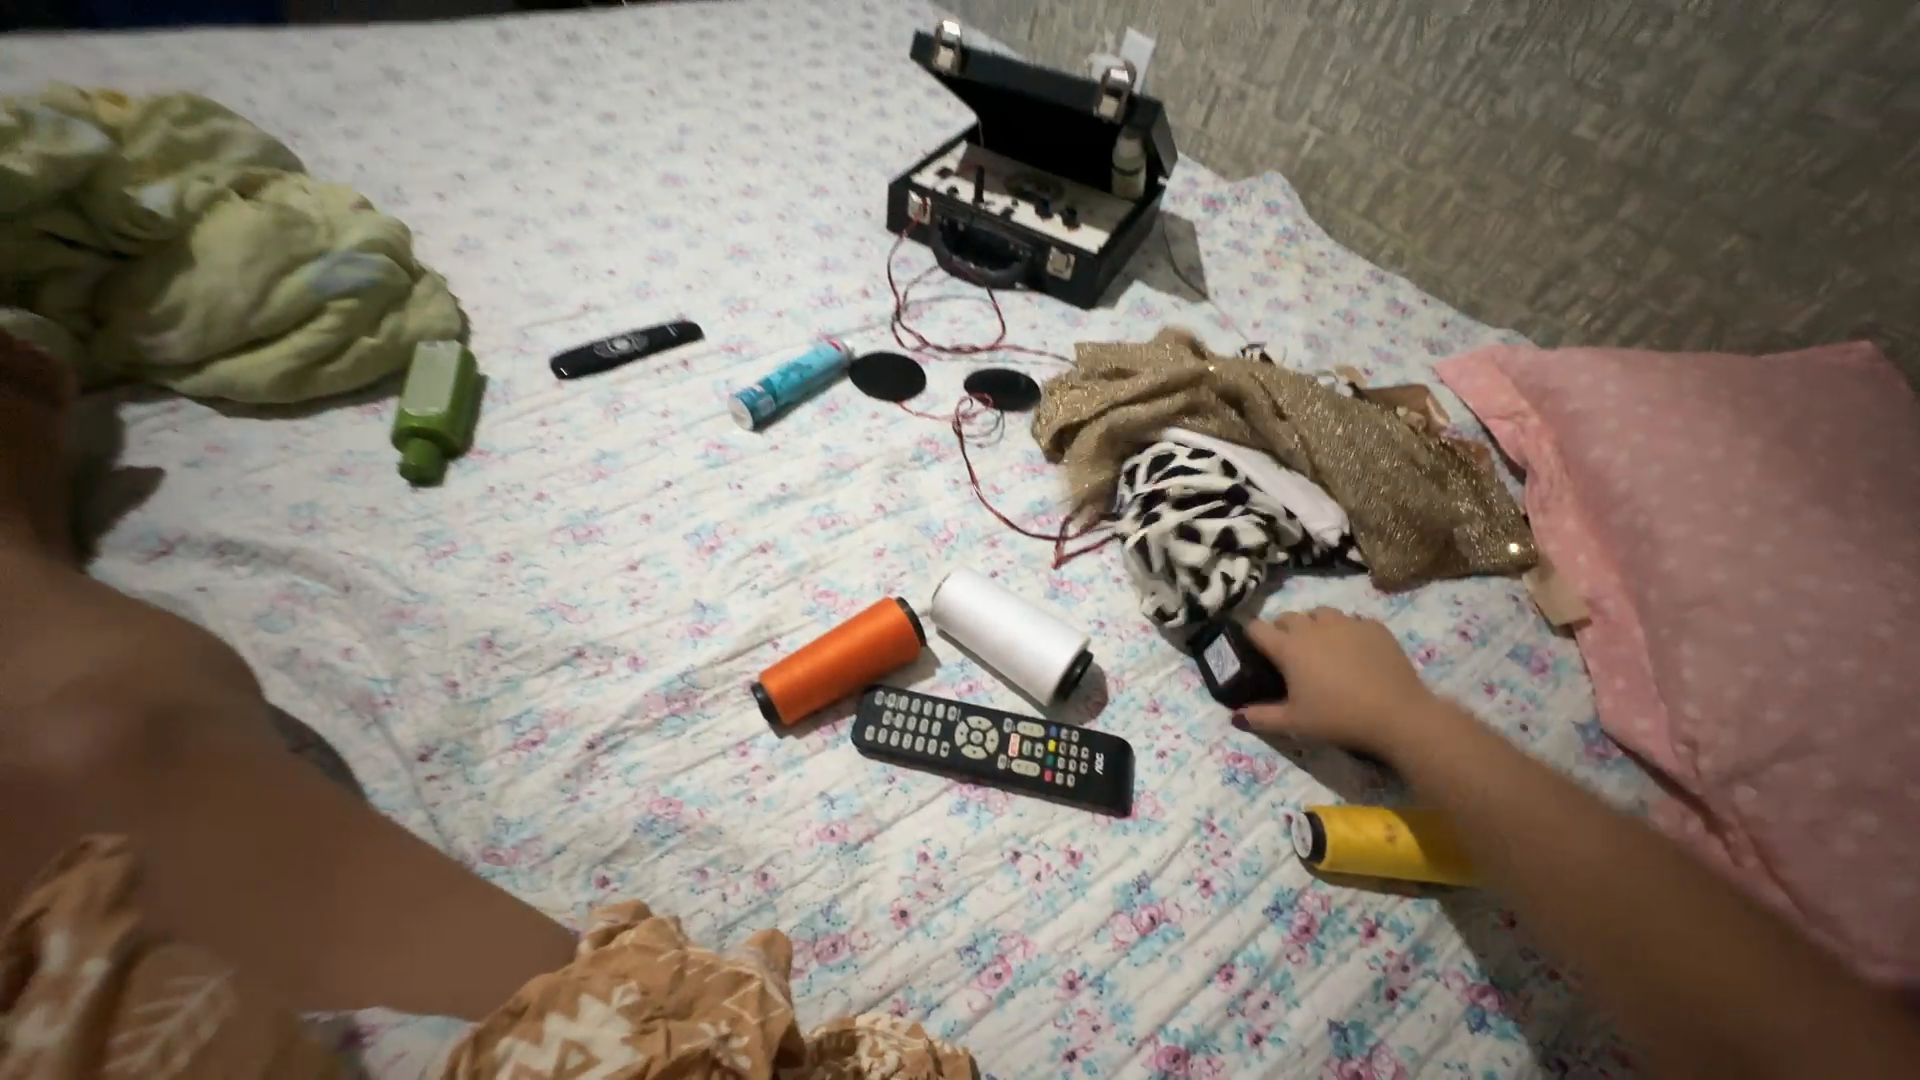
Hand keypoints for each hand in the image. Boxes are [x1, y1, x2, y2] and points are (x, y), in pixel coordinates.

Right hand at [1234, 608, 1444, 757]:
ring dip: (1315, 625)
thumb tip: (1235, 717)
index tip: (1253, 649)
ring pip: (1321, 613)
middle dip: (1283, 630)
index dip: (1250, 636)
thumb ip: (1261, 717)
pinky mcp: (1374, 627)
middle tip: (1290, 655)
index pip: (1256, 628)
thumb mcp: (1295, 723)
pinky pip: (1353, 620)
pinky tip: (1355, 651)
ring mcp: (1346, 623)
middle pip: (1287, 616)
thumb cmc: (1339, 718)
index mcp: (1289, 647)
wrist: (1398, 715)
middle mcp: (1313, 628)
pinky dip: (1348, 631)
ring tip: (1323, 646)